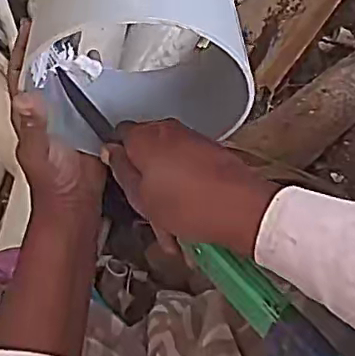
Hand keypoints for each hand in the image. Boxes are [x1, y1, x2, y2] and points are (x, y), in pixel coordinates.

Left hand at [7, 21, 104, 218]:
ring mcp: (65, 116)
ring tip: (80, 42)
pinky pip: (89, 95)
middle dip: (48, 50)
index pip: (20, 74)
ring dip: (71, 63)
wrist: (76, 203)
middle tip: (56, 27)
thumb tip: (25, 99)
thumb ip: (33, 126)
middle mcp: (45, 111)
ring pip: (66, 81)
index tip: (26, 29)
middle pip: (43, 73)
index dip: (20, 51)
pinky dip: (94, 82)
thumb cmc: (51, 183)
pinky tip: (103, 71)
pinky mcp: (86, 123)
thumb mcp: (38, 151)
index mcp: (27, 114)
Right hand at [104, 119, 279, 256]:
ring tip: (171, 225)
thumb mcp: (141, 197)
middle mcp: (168, 130)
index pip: (117, 134)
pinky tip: (188, 218)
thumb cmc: (193, 205)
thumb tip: (112, 154)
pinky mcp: (210, 151)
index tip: (117, 175)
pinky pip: (187, 168)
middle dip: (142, 179)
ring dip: (164, 190)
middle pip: (143, 150)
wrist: (242, 209)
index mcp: (145, 136)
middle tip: (144, 206)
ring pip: (166, 163)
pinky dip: (184, 189)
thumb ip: (121, 170)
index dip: (115, 157)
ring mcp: (191, 139)